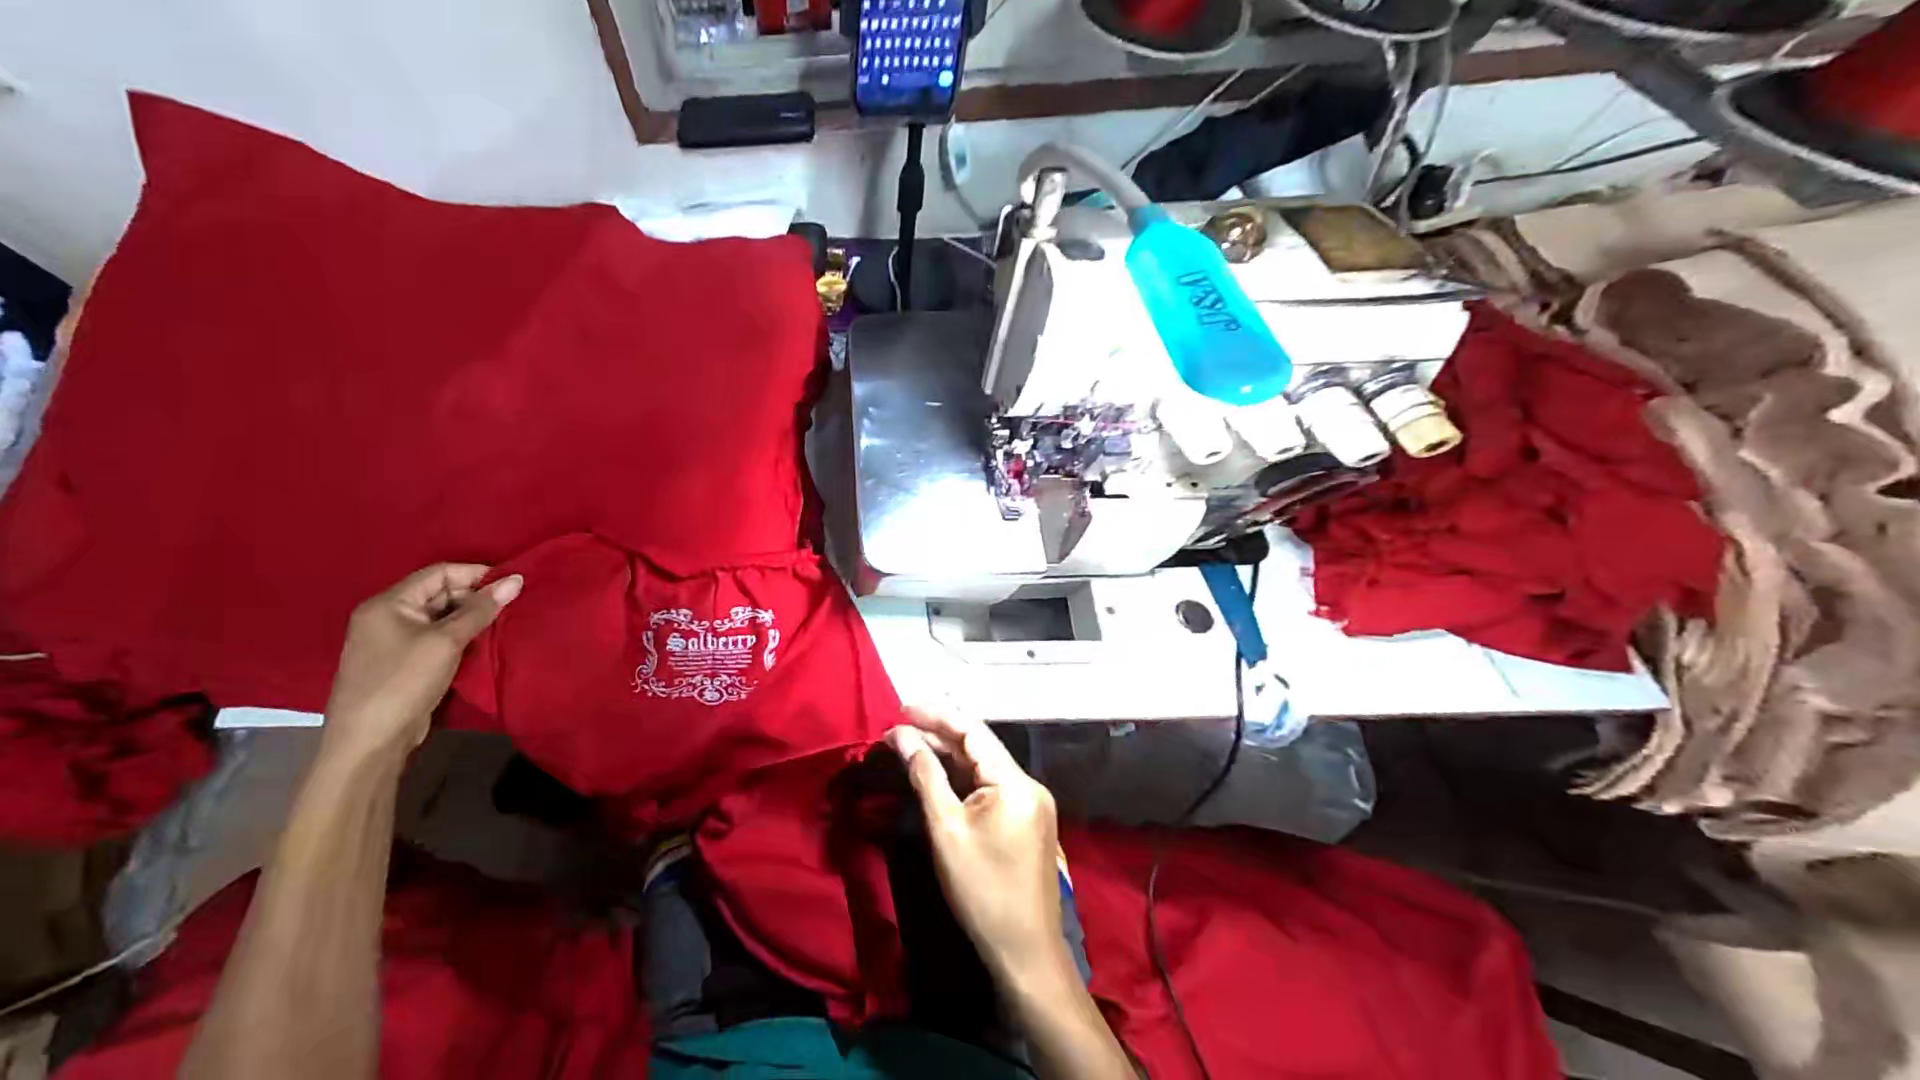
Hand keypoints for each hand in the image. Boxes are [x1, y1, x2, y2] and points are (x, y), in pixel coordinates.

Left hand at [320, 564, 520, 766]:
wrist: (369, 740)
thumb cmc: (404, 682)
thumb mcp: (447, 641)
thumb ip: (481, 609)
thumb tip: (515, 580)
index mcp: (388, 603)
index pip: (439, 573)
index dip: (477, 574)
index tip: (512, 584)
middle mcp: (386, 616)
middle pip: (439, 593)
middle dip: (476, 597)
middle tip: (512, 606)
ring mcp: (392, 640)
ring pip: (440, 616)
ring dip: (471, 618)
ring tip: (503, 623)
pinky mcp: (402, 662)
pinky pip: (436, 637)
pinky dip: (460, 636)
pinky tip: (483, 642)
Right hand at [887, 708, 1064, 980]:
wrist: (1025, 950)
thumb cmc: (981, 891)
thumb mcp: (946, 830)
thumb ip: (925, 776)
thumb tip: (902, 737)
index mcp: (1015, 781)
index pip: (973, 731)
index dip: (936, 715)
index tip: (900, 709)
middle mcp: (1028, 783)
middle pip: (978, 746)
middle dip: (937, 734)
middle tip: (896, 729)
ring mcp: (1030, 801)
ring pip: (983, 766)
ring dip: (947, 755)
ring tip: (908, 745)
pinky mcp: (1025, 818)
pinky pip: (989, 785)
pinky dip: (961, 777)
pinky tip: (936, 773)